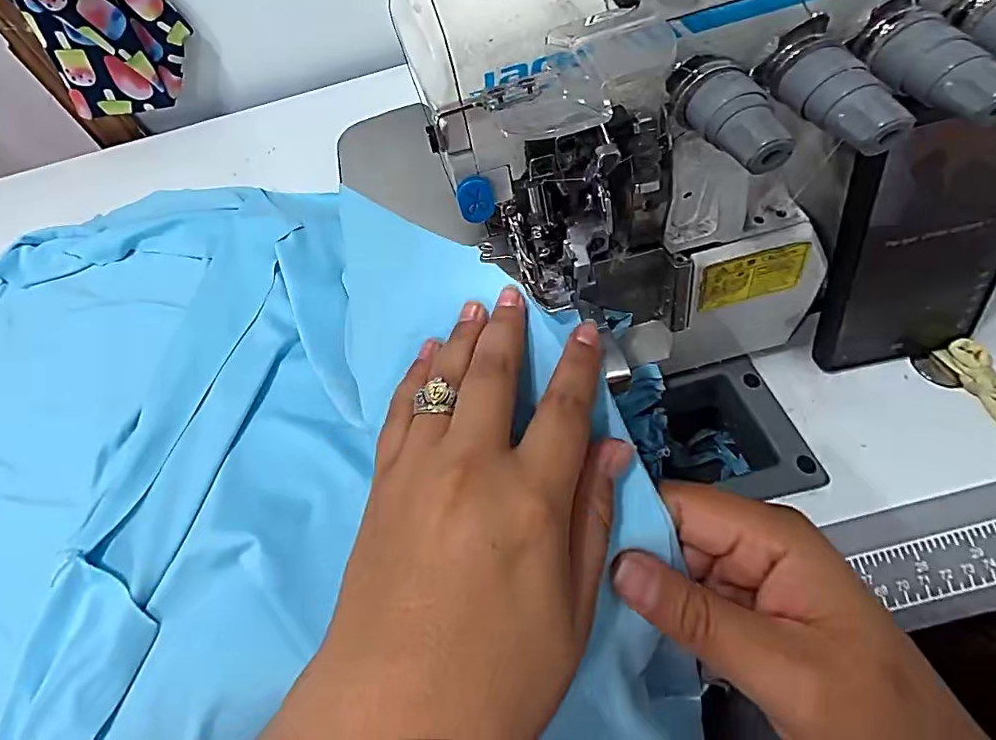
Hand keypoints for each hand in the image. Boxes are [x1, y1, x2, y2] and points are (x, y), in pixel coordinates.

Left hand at [264, 288, 634, 739]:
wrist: (395, 706)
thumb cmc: (497, 671)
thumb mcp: (570, 610)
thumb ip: (591, 520)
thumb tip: (610, 453)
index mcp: (530, 498)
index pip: (562, 409)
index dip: (576, 365)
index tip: (581, 331)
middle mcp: (472, 465)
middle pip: (493, 375)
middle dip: (506, 330)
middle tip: (510, 296)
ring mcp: (420, 467)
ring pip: (442, 380)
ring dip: (459, 339)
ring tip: (470, 309)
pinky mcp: (384, 479)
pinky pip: (401, 410)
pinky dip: (414, 376)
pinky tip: (423, 356)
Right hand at [611, 483, 982, 739]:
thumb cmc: (880, 718)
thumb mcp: (785, 671)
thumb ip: (699, 616)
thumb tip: (622, 567)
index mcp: (773, 536)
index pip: (680, 502)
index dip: (630, 515)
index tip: (581, 537)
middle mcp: (758, 544)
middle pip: (672, 529)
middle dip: (632, 553)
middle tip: (583, 580)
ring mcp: (751, 577)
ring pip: (674, 563)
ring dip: (644, 584)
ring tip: (599, 602)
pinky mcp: (746, 609)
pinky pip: (689, 595)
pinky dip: (663, 610)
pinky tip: (635, 623)